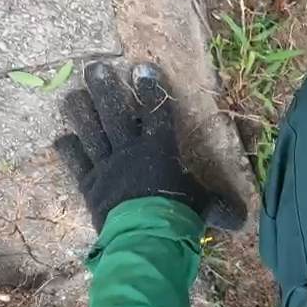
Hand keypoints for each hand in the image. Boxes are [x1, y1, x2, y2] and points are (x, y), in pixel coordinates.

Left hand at [54, 61, 244, 230]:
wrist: (147, 237)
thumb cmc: (179, 215)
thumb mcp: (206, 207)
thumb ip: (221, 206)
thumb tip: (244, 217)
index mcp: (160, 149)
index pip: (157, 112)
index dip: (150, 90)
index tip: (142, 69)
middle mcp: (130, 151)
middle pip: (115, 114)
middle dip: (106, 89)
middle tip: (94, 68)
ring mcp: (107, 167)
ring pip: (92, 133)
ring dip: (82, 113)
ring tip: (72, 94)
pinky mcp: (91, 186)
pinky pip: (78, 164)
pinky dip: (69, 151)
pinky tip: (61, 138)